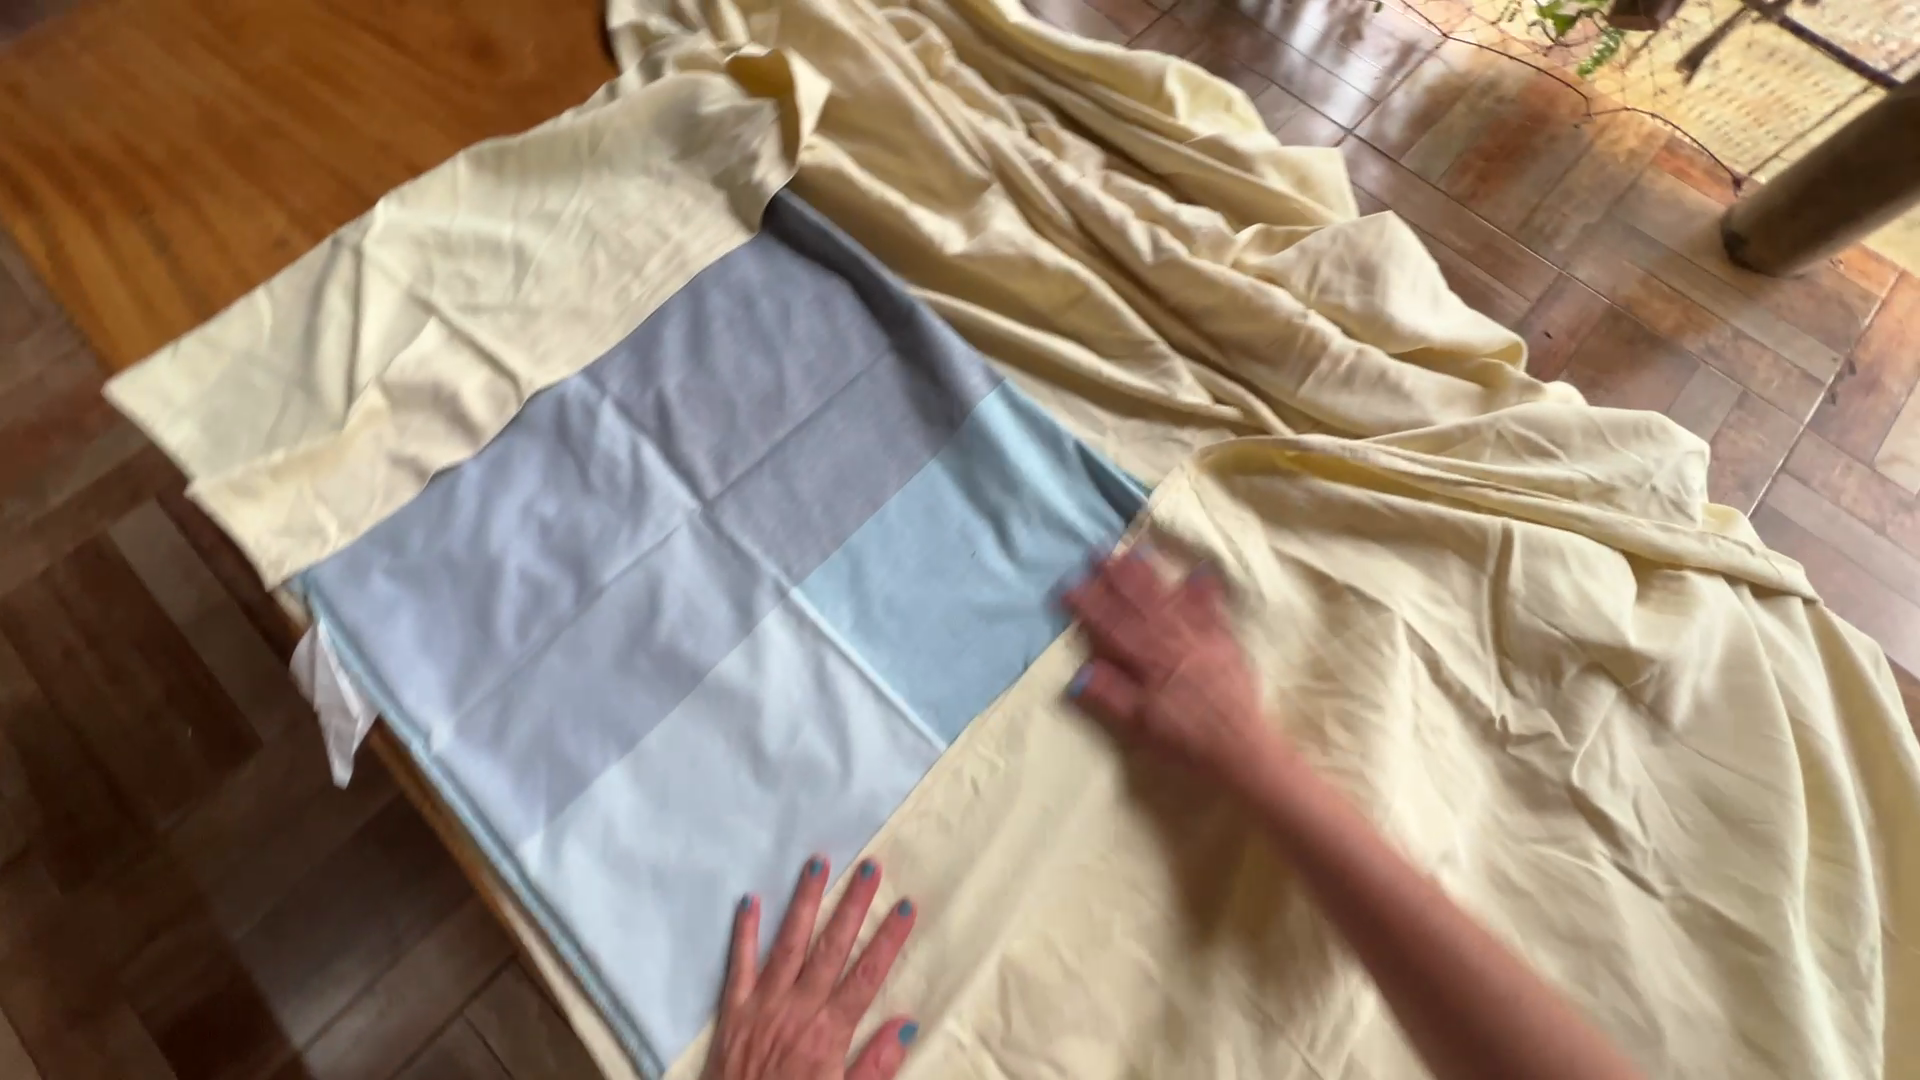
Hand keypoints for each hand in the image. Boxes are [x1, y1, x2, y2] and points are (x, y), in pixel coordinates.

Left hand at [702, 856, 919, 1079]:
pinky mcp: (733, 1010)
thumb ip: (874, 1067)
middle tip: (869, 866)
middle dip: (853, 905)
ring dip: (805, 901)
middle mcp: (798, 1011)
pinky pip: (739, 965)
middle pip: (832, 948)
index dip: (888, 940)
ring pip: (789, 943)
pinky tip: (750, 899)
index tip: (906, 906)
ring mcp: (763, 1006)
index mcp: (828, 1036)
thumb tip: (906, 1024)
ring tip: (818, 862)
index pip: (866, 977)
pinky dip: (743, 932)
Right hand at [1063, 546, 1274, 786]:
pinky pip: (1211, 610)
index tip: (1070, 585)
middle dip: (1118, 577)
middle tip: (1099, 552)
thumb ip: (1111, 696)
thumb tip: (1078, 672)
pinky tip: (1197, 570)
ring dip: (1151, 574)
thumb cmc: (1185, 740)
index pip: (1112, 627)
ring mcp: (1200, 638)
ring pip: (1170, 599)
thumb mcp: (1141, 725)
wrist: (1241, 750)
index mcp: (1148, 662)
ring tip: (1134, 550)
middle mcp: (1172, 642)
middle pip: (1140, 604)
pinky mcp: (1224, 642)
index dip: (1090, 605)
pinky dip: (1203, 590)